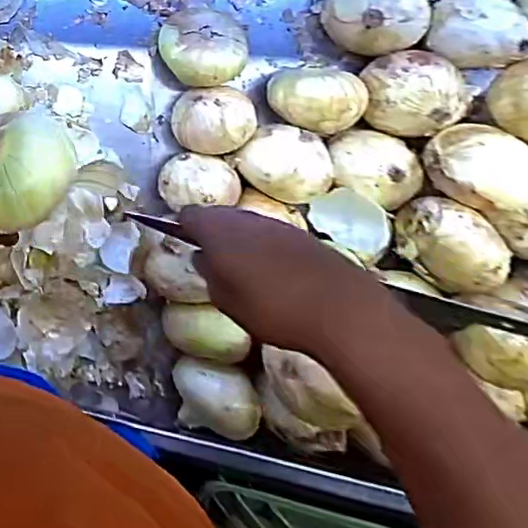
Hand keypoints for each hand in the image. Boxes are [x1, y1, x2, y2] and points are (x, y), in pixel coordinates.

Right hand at [178, 205, 399, 357]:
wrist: (347, 312)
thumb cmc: (275, 309)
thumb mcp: (227, 302)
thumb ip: (208, 275)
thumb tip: (203, 257)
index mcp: (217, 229)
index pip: (187, 214)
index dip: (180, 227)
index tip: (181, 242)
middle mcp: (245, 218)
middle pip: (218, 216)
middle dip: (210, 232)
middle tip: (211, 259)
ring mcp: (277, 225)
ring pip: (247, 225)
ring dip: (240, 241)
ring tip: (243, 271)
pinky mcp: (304, 238)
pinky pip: (272, 237)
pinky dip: (266, 250)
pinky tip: (276, 277)